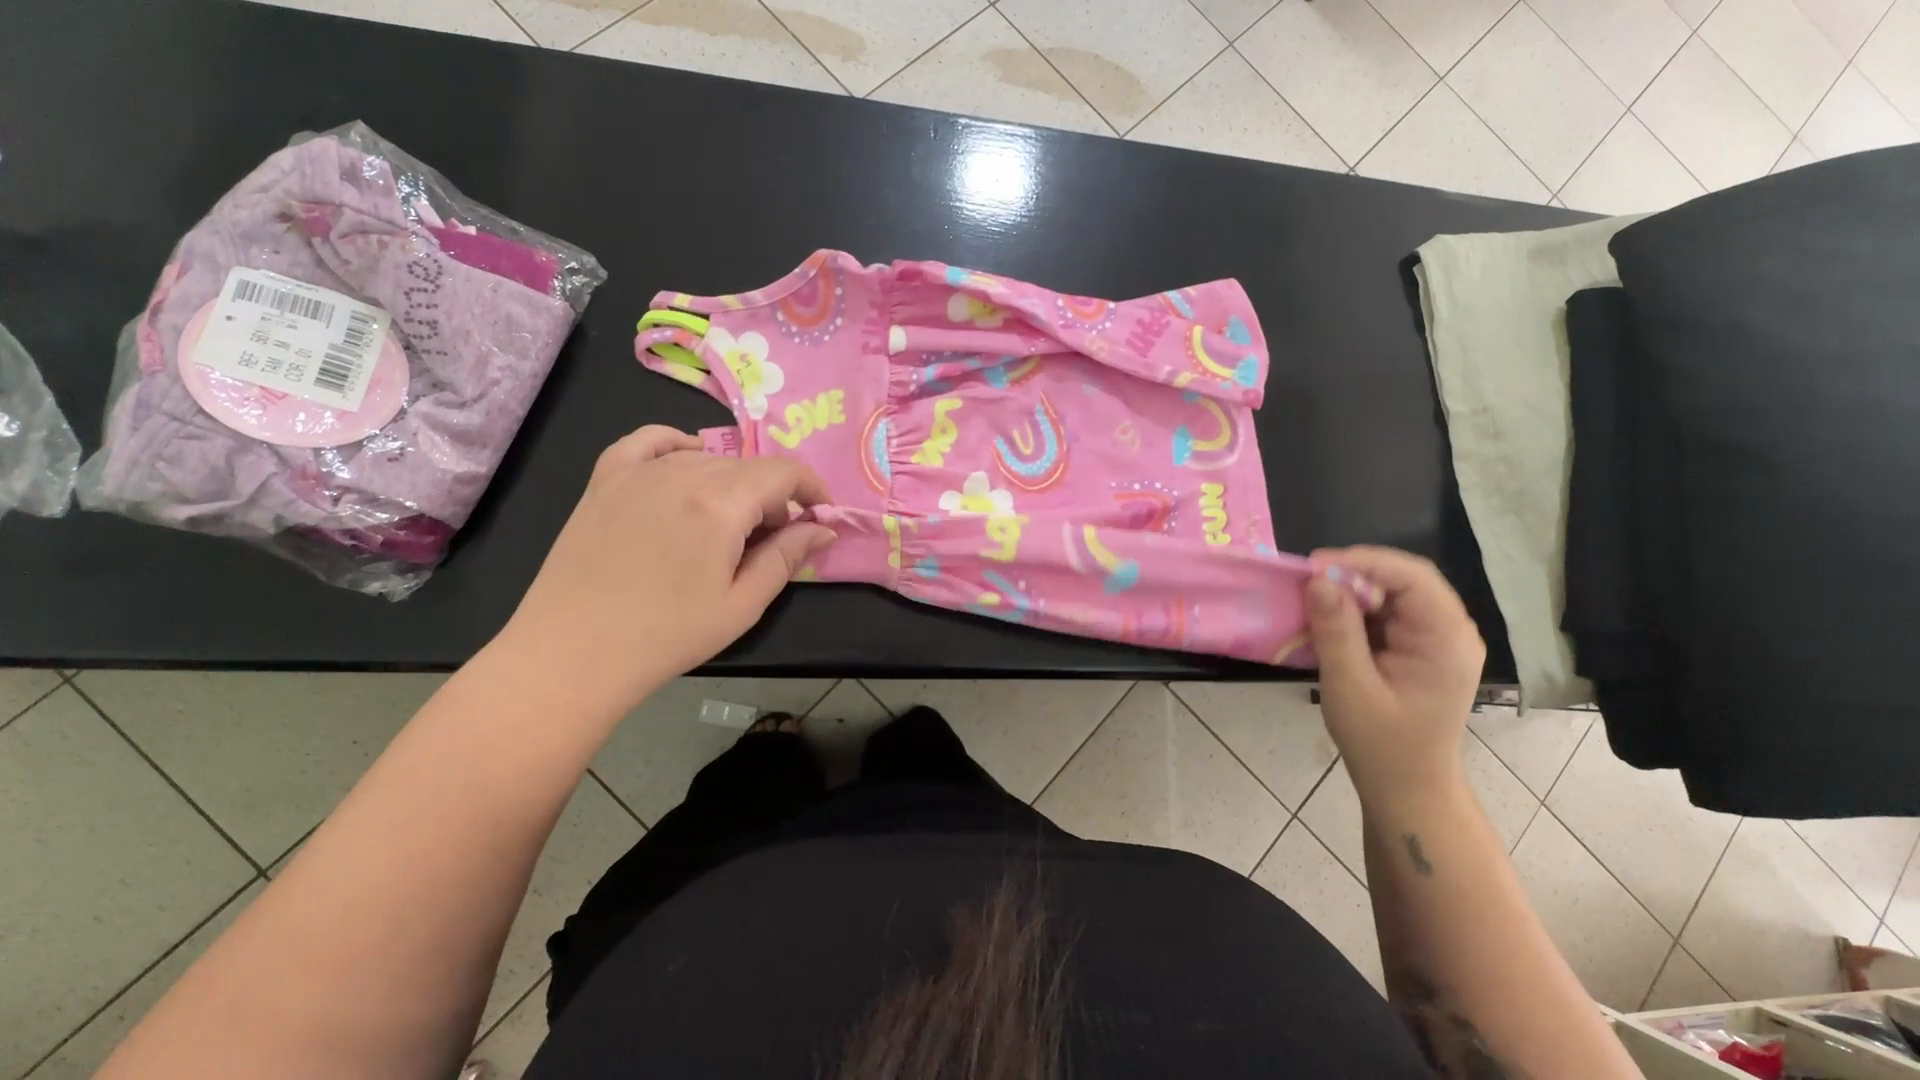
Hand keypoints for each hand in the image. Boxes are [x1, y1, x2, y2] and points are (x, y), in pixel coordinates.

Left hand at [495, 425, 835, 712]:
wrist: (573, 653)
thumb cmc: (667, 637)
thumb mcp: (742, 605)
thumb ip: (786, 558)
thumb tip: (823, 528)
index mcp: (720, 504)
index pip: (783, 473)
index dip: (811, 490)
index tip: (821, 517)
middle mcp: (681, 473)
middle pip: (746, 466)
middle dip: (773, 496)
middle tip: (771, 539)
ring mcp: (638, 472)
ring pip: (705, 457)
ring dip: (731, 482)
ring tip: (728, 524)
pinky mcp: (605, 480)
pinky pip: (649, 441)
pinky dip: (677, 444)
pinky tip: (686, 460)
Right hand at [1305, 546, 1485, 804]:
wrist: (1408, 789)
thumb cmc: (1381, 745)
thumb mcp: (1350, 688)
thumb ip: (1336, 631)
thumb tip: (1317, 580)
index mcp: (1446, 640)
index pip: (1413, 577)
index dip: (1364, 562)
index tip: (1314, 565)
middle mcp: (1451, 632)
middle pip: (1406, 580)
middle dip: (1355, 573)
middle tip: (1308, 580)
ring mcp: (1438, 640)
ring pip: (1395, 594)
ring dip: (1353, 591)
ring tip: (1312, 598)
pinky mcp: (1421, 649)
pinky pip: (1389, 614)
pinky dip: (1357, 610)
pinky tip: (1329, 619)